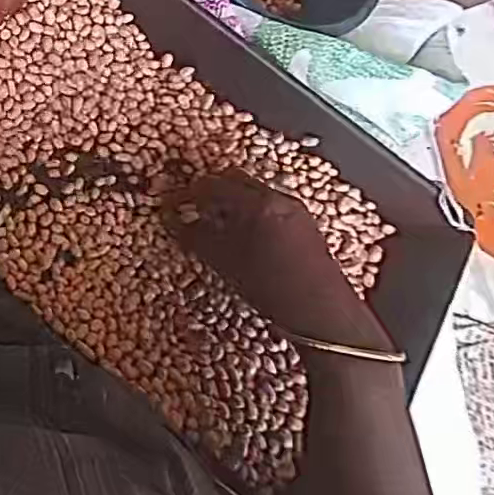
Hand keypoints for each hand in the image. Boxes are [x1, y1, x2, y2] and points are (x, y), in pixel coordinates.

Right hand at [165, 170, 395, 352]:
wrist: (321, 314)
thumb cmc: (269, 287)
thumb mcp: (223, 261)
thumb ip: (195, 235)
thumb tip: (173, 220)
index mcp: (256, 202)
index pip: (211, 185)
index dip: (186, 195)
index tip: (171, 206)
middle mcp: (277, 197)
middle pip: (233, 180)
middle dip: (208, 192)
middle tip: (189, 210)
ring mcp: (293, 209)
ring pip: (251, 192)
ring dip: (229, 202)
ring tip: (212, 225)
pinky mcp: (303, 223)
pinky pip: (267, 206)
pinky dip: (247, 212)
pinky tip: (238, 236)